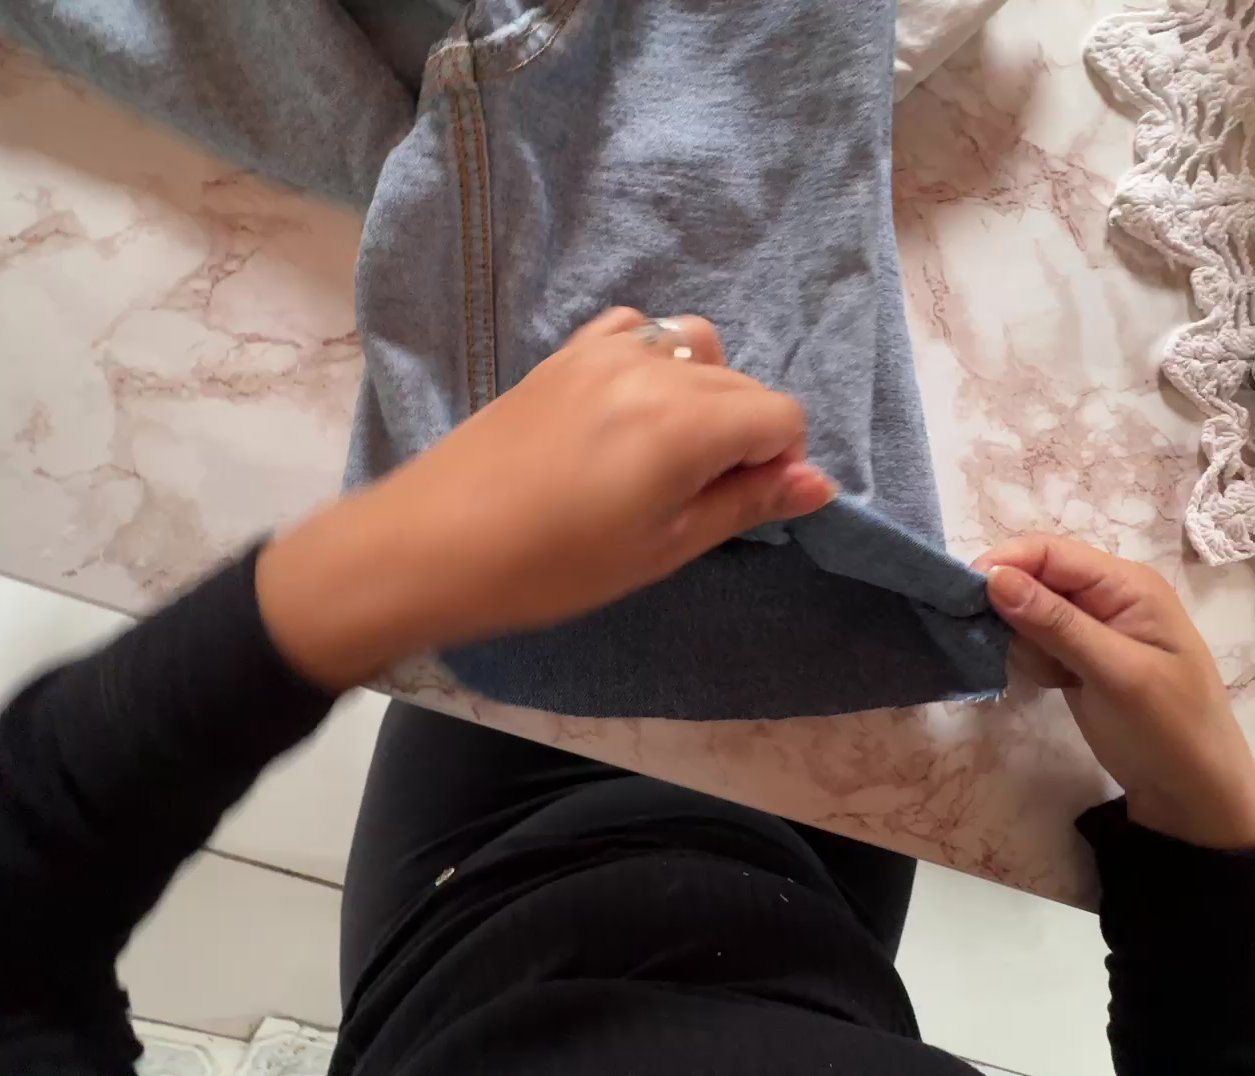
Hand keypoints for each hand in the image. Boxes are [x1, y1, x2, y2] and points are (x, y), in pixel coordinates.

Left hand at [258, 308, 836, 688]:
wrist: (434, 543)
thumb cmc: (555, 566)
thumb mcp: (663, 547)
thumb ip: (745, 504)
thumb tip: (819, 483)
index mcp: (686, 419)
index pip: (781, 416)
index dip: (778, 463)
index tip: (740, 503)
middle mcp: (654, 364)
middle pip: (743, 384)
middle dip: (744, 436)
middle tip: (697, 495)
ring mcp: (604, 349)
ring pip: (696, 348)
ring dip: (705, 395)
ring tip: (664, 452)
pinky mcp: (566, 352)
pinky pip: (637, 331)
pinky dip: (655, 360)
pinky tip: (628, 407)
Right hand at [976, 536, 1254, 849]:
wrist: (1190, 795)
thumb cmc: (1168, 730)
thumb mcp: (1114, 674)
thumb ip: (1054, 622)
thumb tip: (992, 576)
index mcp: (1126, 584)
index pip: (1047, 551)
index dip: (1003, 564)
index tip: (963, 598)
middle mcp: (1105, 593)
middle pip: (1031, 577)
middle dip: (1011, 609)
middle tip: (1014, 649)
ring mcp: (1089, 624)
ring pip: (1023, 610)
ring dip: (1023, 642)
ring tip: (1055, 677)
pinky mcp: (1073, 651)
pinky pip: (1030, 639)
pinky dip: (1031, 660)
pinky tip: (1058, 684)